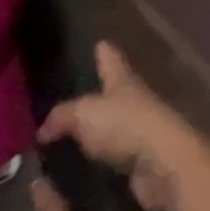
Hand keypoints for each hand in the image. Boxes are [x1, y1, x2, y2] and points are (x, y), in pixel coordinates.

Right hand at [38, 42, 207, 210]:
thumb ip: (61, 118)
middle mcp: (139, 105)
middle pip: (120, 96)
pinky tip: (94, 167)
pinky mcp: (148, 167)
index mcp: (125, 83)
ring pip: (122, 130)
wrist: (165, 166)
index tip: (102, 43)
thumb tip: (44, 130)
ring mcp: (147, 137)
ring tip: (83, 137)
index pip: (112, 63)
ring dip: (107, 133)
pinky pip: (122, 161)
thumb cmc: (125, 126)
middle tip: (84, 99)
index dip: (106, 54)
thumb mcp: (83, 114)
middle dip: (105, 97)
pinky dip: (109, 162)